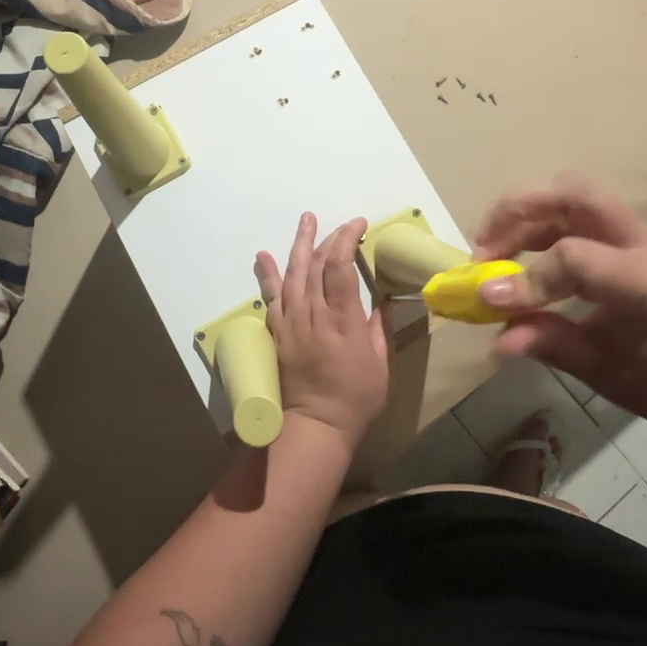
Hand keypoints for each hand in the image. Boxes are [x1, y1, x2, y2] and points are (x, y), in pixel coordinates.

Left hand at [254, 213, 389, 444]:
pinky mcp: (278, 332)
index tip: (359, 225)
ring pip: (293, 274)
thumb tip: (382, 303)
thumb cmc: (356, 398)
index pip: (340, 267)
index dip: (347, 240)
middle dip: (330, 238)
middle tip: (344, 225)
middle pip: (316, 265)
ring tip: (306, 220)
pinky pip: (271, 297)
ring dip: (300, 244)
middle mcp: (314, 315)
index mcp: (344, 321)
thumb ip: (378, 329)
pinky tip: (264, 255)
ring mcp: (292, 322)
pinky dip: (268, 274)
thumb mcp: (380, 364)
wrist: (315, 425)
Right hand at [471, 173, 646, 441]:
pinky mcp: (624, 237)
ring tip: (491, 250)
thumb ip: (549, 344)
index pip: (573, 255)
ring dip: (523, 214)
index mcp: (645, 282)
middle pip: (572, 193)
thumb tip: (496, 341)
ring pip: (570, 193)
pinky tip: (517, 255)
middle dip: (517, 211)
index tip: (488, 301)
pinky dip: (538, 224)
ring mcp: (635, 234)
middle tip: (483, 249)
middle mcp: (642, 243)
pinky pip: (575, 213)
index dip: (526, 278)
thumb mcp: (603, 372)